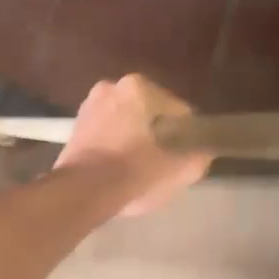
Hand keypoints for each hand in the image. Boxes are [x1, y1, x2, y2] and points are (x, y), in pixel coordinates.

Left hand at [53, 75, 210, 216]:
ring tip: (142, 166)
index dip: (186, 135)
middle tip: (164, 161)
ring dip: (136, 137)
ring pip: (127, 122)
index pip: (177, 111)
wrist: (82, 191)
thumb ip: (200, 153)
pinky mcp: (76, 124)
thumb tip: (202, 149)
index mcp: (137, 87)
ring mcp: (89, 104)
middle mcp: (110, 86)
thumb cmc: (134, 173)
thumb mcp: (181, 169)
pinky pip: (108, 131)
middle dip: (158, 133)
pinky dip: (116, 143)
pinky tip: (121, 165)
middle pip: (149, 114)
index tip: (184, 155)